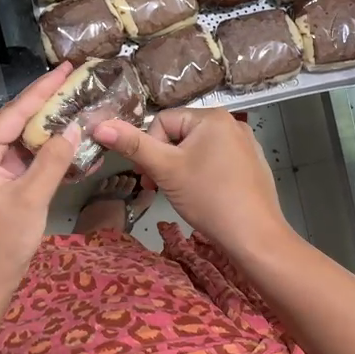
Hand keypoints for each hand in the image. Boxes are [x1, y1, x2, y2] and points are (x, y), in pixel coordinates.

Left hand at [0, 64, 80, 295]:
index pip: (13, 113)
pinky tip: (71, 141)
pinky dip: (48, 151)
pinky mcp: (3, 184)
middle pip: (18, 121)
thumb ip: (53, 161)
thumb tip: (73, 128)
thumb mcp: (31, 198)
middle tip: (75, 79)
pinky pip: (28, 158)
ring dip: (50, 125)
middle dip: (46, 102)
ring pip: (24, 139)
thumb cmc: (2, 241)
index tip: (64, 69)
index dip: (41, 91)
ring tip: (78, 102)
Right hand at [92, 108, 287, 249]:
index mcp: (211, 117)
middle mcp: (232, 122)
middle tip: (160, 187)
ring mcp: (246, 143)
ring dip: (181, 168)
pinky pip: (216, 160)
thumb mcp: (164, 169)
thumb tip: (99, 125)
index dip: (150, 149)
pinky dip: (203, 174)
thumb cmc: (208, 198)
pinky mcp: (252, 164)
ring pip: (197, 149)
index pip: (162, 122)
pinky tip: (204, 196)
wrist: (255, 237)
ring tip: (181, 193)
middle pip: (180, 134)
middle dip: (165, 160)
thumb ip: (132, 145)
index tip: (150, 177)